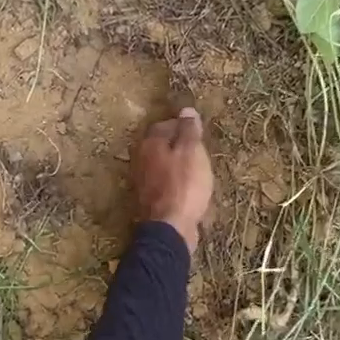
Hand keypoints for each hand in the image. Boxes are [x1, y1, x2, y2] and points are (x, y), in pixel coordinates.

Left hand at [133, 107, 212, 252]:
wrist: (169, 228)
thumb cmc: (184, 186)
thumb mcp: (192, 152)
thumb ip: (189, 130)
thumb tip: (186, 110)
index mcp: (150, 143)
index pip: (164, 124)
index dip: (182, 126)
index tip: (198, 132)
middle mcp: (140, 159)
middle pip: (161, 145)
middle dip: (178, 146)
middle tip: (199, 151)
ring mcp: (142, 181)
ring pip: (162, 165)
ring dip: (177, 166)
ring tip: (197, 171)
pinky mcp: (149, 200)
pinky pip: (164, 184)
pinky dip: (175, 183)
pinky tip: (188, 190)